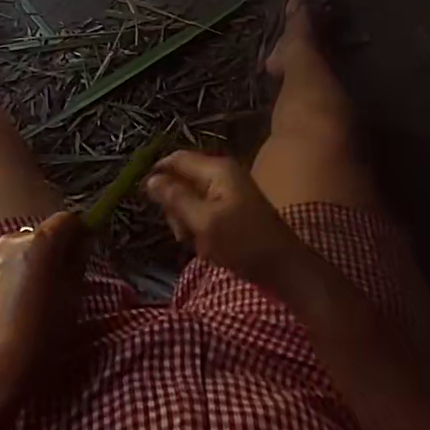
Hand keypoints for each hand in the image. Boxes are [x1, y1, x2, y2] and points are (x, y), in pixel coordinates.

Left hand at [0, 210, 85, 395]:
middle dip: (54, 249)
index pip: (66, 219)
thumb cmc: (39, 335)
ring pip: (20, 248)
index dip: (79, 230)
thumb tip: (84, 241)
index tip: (85, 248)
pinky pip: (2, 263)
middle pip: (42, 233)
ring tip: (34, 294)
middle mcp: (12, 240)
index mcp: (40, 242)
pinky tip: (13, 302)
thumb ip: (79, 260)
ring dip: (31, 260)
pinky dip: (12, 272)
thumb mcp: (71, 297)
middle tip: (61, 278)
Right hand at [143, 150, 312, 290]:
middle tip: (181, 233)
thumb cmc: (245, 243)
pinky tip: (210, 249)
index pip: (176, 159)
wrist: (286, 269)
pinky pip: (205, 214)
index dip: (157, 174)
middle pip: (182, 181)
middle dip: (175, 207)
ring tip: (198, 244)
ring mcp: (229, 193)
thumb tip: (150, 180)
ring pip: (191, 201)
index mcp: (217, 169)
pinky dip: (202, 231)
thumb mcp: (204, 222)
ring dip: (188, 223)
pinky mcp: (233, 211)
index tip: (144, 200)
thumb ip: (175, 198)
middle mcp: (222, 175)